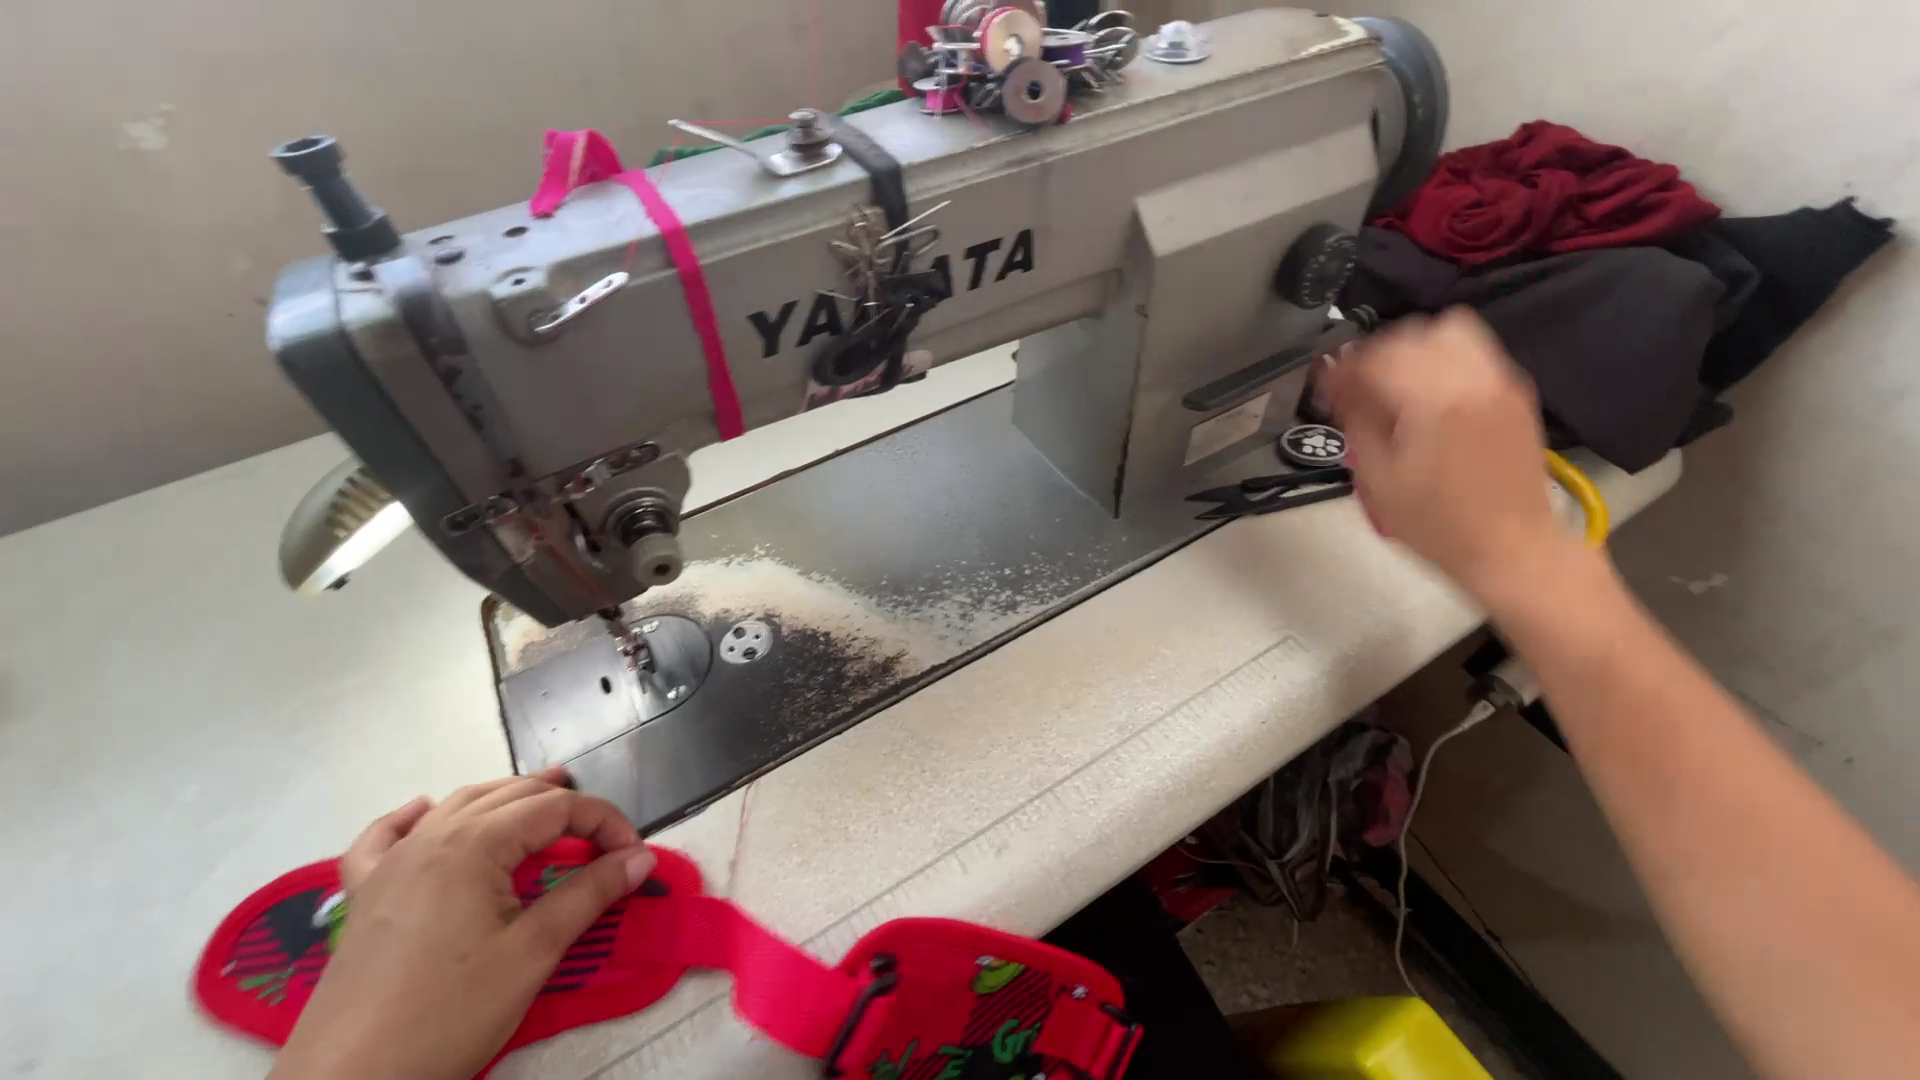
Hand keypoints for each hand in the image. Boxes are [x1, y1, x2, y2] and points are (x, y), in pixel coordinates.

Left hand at [269, 768, 656, 1079]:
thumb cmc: (449, 1014)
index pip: (556, 809)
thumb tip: (641, 857)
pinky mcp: (364, 895)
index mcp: (475, 844)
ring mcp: (391, 864)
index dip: (604, 823)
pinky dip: (412, 816)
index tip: (634, 857)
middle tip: (605, 835)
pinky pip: (384, 837)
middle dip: (566, 804)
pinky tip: (426, 811)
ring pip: (459, 804)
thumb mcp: (534, 952)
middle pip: (512, 796)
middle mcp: (431, 838)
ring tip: (547, 799)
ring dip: (508, 796)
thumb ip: (590, 894)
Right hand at [1320, 308, 1575, 600]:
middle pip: (1411, 335)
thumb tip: (1340, 387)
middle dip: (1376, 355)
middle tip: (1357, 388)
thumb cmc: (1436, 523)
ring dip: (1413, 348)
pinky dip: (1444, 359)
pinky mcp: (1515, 391)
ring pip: (1449, 330)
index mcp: (1432, 402)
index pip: (1375, 359)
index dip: (1342, 370)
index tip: (1327, 390)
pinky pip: (1475, 351)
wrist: (1511, 545)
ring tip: (1396, 383)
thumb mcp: (1377, 479)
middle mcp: (1471, 379)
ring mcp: (1499, 381)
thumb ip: (1357, 422)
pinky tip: (1430, 393)